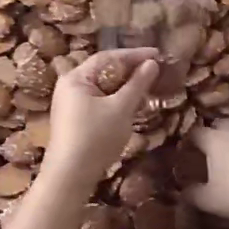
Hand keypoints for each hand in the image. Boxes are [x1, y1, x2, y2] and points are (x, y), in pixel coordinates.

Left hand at [41, 48, 158, 192]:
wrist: (70, 175)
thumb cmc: (95, 138)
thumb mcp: (121, 108)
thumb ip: (137, 84)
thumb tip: (151, 64)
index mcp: (75, 78)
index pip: (107, 57)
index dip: (134, 54)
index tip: (158, 54)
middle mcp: (69, 87)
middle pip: (103, 71)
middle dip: (130, 70)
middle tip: (156, 69)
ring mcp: (70, 104)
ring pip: (102, 88)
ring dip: (125, 86)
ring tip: (149, 85)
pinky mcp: (74, 120)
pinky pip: (98, 101)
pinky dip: (116, 100)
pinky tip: (132, 104)